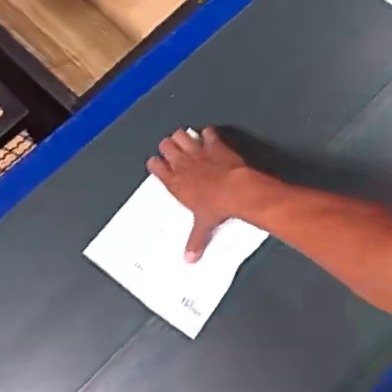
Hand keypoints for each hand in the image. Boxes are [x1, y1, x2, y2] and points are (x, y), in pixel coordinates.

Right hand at [148, 127, 254, 262]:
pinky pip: (208, 133)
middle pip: (166, 145)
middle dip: (168, 146)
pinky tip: (210, 137)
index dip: (156, 163)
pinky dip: (208, 134)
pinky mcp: (215, 144)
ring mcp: (198, 152)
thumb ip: (195, 240)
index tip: (158, 164)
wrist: (236, 190)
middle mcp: (183, 164)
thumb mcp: (203, 225)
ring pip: (182, 135)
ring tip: (187, 140)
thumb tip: (190, 258)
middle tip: (173, 150)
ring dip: (184, 136)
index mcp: (175, 182)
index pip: (155, 166)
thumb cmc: (217, 207)